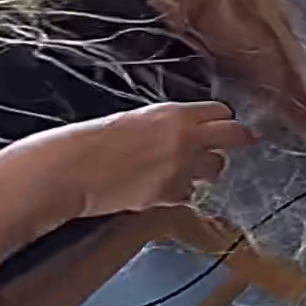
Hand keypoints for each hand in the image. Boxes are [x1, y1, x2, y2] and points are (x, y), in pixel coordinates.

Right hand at [6, 102, 255, 221]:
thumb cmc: (86, 142)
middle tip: (246, 142)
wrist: (60, 172)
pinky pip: (187, 193)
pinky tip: (157, 191)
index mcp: (176, 115)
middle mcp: (187, 138)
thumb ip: (168, 124)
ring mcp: (181, 166)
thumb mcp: (135, 120)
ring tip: (187, 171)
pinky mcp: (169, 192)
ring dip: (207, 169)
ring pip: (217, 167)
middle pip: (235, 134)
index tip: (224, 125)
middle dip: (240, 138)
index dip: (222, 119)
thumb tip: (189, 130)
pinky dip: (177, 193)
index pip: (221, 111)